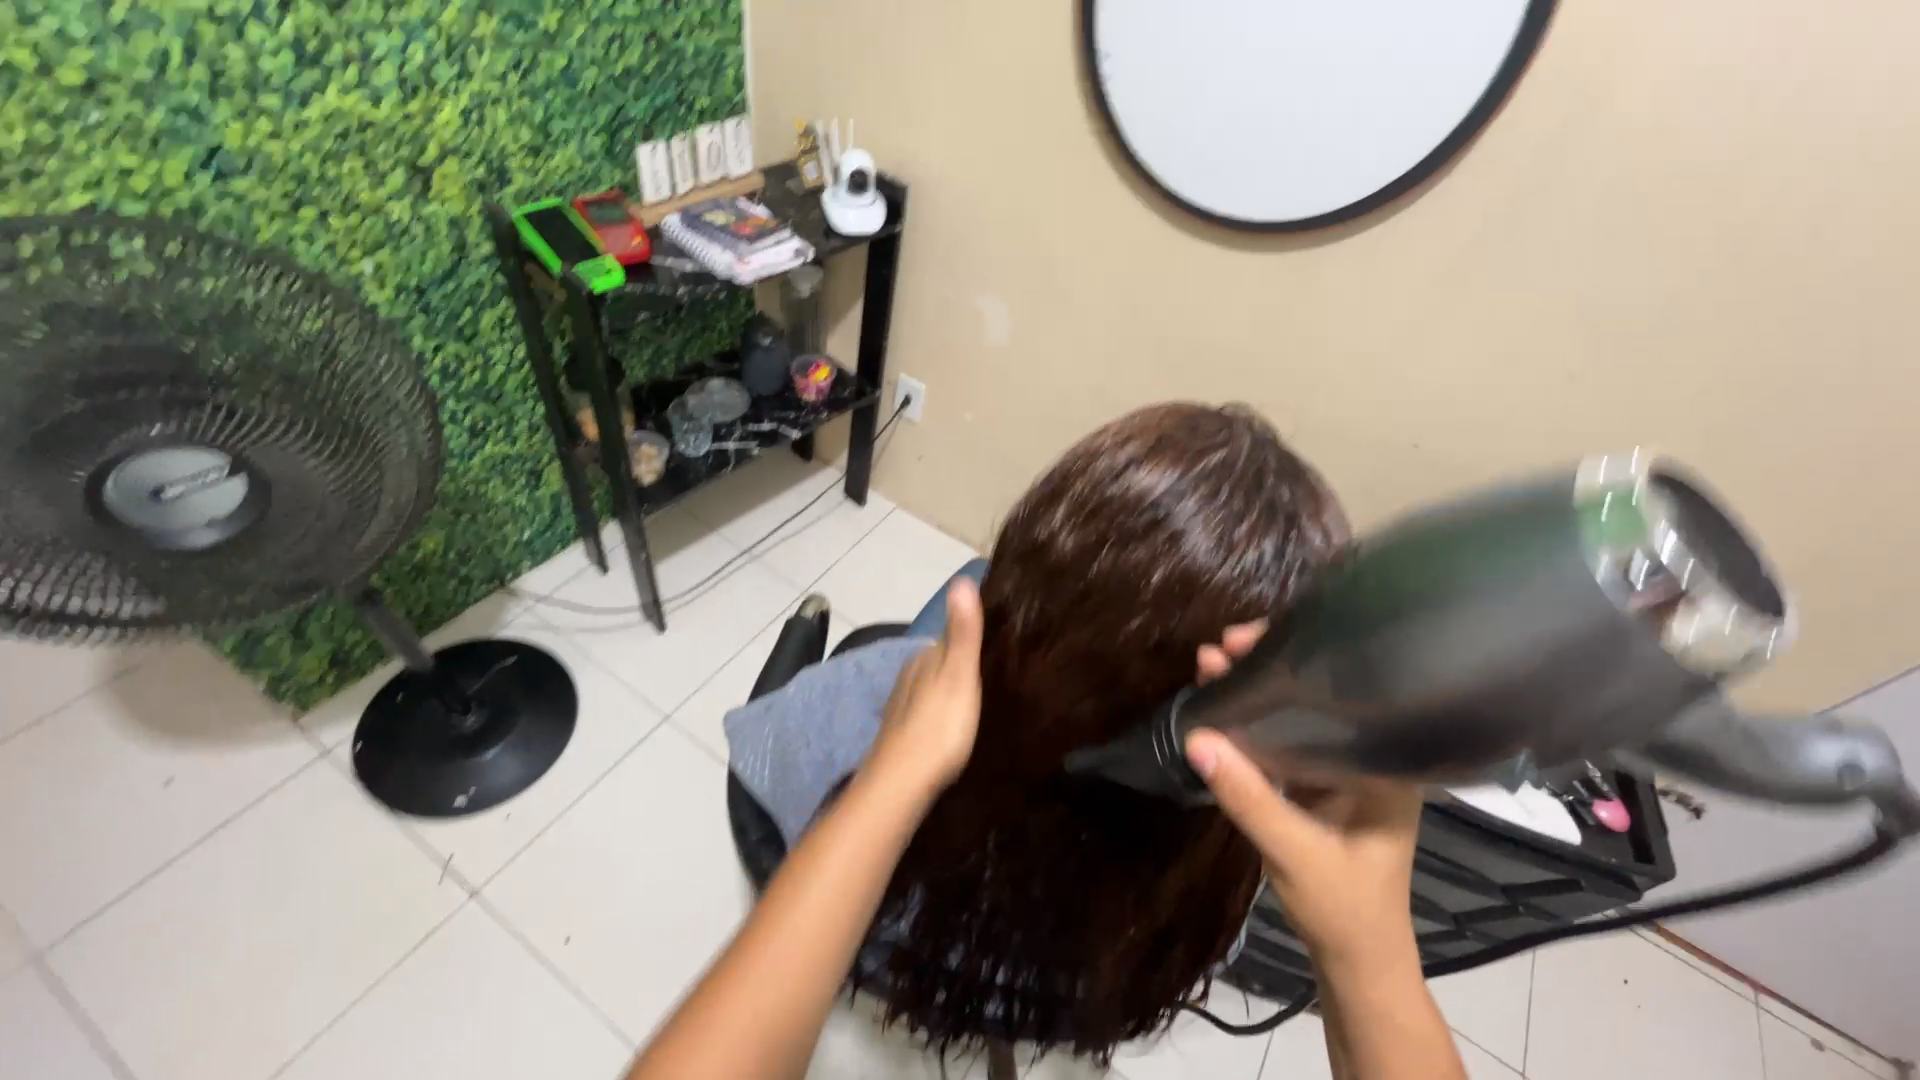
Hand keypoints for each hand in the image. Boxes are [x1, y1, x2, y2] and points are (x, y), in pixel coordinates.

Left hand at [868, 578, 985, 795]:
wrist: (901, 782)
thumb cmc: (939, 726)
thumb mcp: (959, 676)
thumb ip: (963, 633)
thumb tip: (961, 580)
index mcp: (924, 657)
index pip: (950, 638)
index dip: (972, 639)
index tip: (998, 645)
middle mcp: (908, 674)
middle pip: (939, 662)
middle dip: (960, 665)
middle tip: (994, 673)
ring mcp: (902, 704)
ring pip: (931, 687)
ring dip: (949, 690)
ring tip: (978, 699)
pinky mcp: (901, 731)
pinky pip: (926, 710)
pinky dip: (939, 711)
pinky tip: (951, 724)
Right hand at [1185, 620, 1424, 975]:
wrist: (1356, 960)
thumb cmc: (1344, 908)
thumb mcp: (1295, 853)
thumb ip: (1248, 797)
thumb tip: (1196, 738)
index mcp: (1384, 767)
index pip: (1341, 693)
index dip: (1293, 659)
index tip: (1245, 641)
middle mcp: (1366, 760)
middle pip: (1314, 697)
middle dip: (1266, 668)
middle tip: (1220, 647)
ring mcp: (1339, 773)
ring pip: (1293, 718)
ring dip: (1253, 693)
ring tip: (1210, 664)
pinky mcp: (1315, 788)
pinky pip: (1280, 745)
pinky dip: (1250, 726)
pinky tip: (1220, 707)